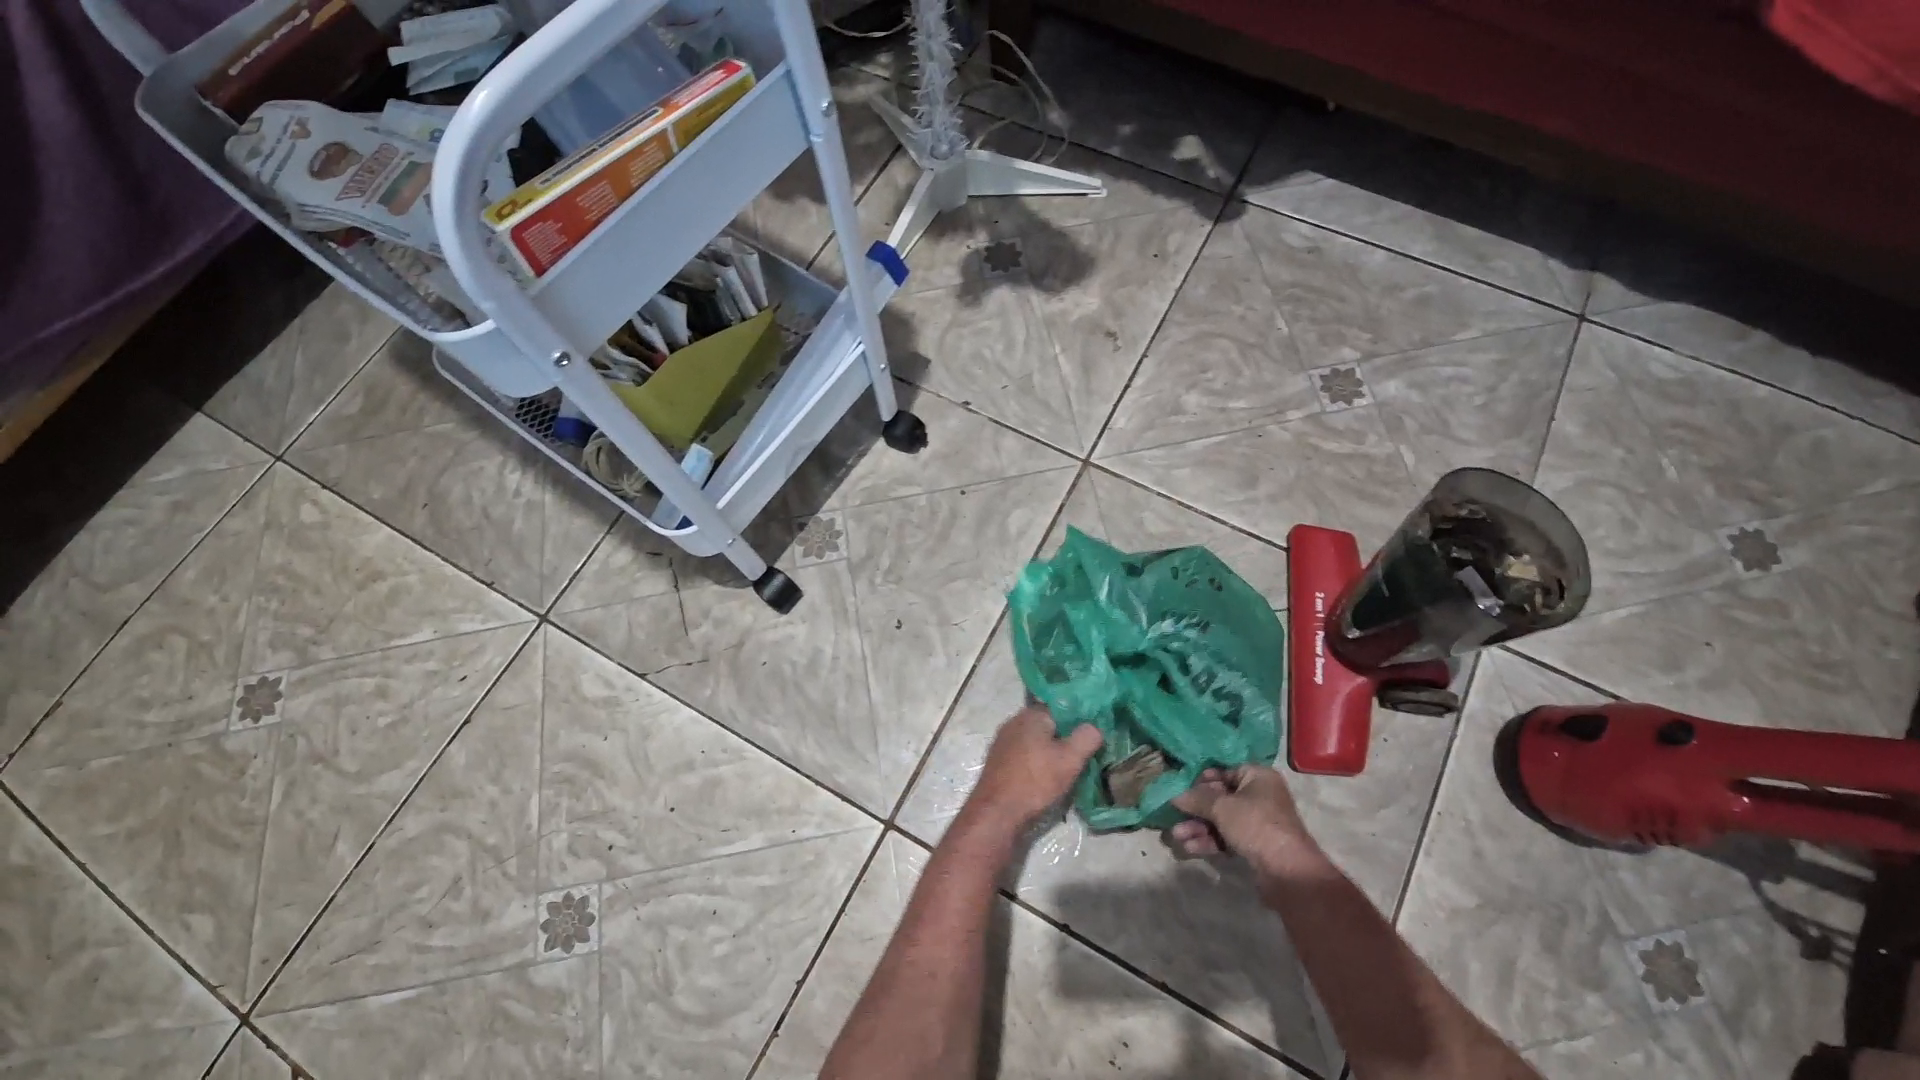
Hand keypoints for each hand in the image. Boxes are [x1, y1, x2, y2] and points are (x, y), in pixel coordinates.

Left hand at [963, 706, 1103, 833]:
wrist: (997, 812)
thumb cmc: (1036, 781)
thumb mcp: (1070, 759)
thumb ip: (1087, 737)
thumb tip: (1094, 726)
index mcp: (1031, 715)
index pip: (1062, 709)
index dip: (1079, 723)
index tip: (1092, 738)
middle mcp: (1013, 722)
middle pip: (1048, 727)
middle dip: (1065, 740)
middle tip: (1083, 756)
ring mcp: (1003, 742)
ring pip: (1036, 743)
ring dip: (1051, 754)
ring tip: (1068, 770)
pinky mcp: (998, 761)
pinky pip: (1024, 756)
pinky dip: (1036, 764)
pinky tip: (1045, 780)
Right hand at [1170, 766, 1323, 877]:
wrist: (1286, 870)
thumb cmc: (1255, 825)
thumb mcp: (1221, 807)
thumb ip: (1196, 799)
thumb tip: (1175, 795)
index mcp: (1258, 777)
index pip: (1226, 771)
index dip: (1203, 779)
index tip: (1182, 787)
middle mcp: (1260, 796)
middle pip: (1221, 797)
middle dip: (1196, 808)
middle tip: (1175, 814)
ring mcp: (1258, 822)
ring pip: (1222, 820)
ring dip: (1199, 827)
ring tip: (1178, 836)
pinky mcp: (1255, 845)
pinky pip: (1227, 837)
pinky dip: (1210, 840)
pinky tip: (1191, 847)